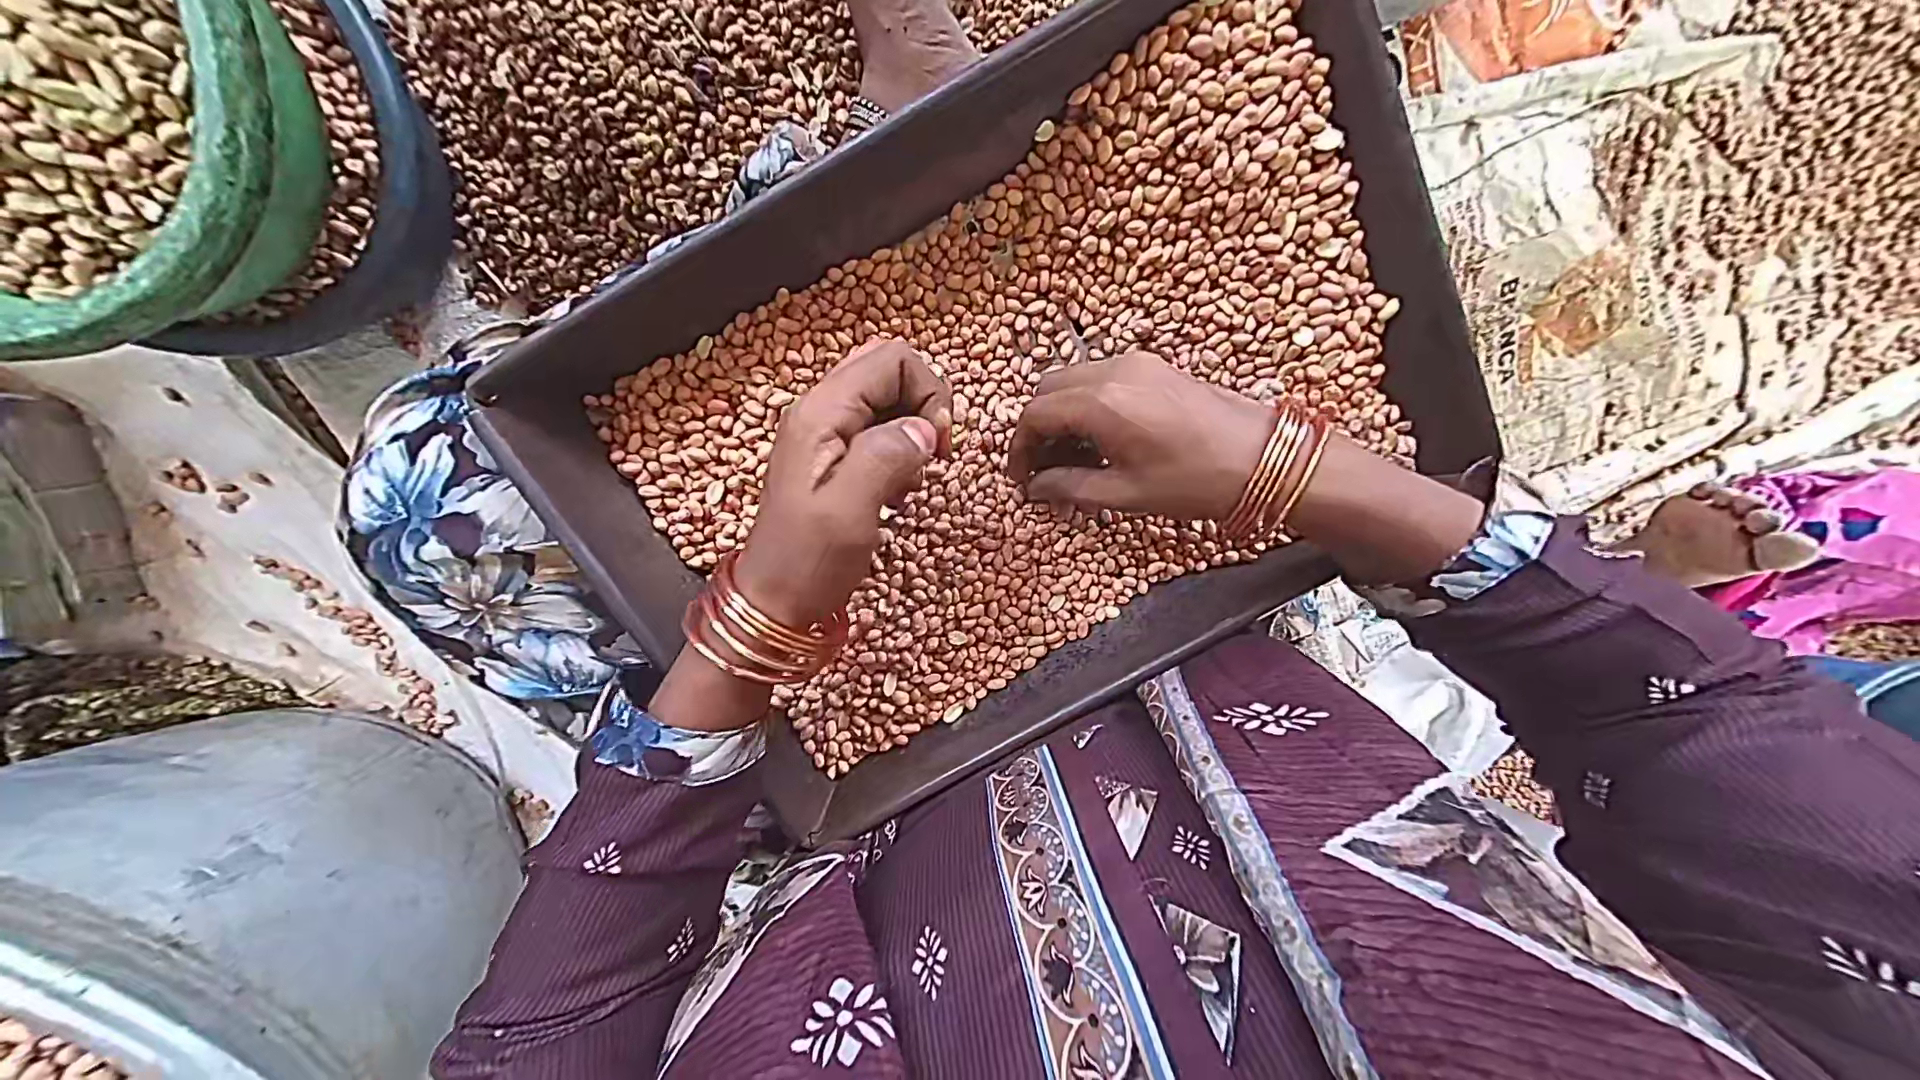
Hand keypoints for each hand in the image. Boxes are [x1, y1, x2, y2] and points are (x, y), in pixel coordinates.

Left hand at [733, 339, 952, 625]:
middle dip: (925, 405)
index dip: (930, 393)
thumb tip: (926, 429)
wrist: (774, 601)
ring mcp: (825, 434)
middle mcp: (821, 412)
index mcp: (822, 413)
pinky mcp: (832, 458)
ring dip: (914, 430)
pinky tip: (898, 489)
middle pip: (890, 371)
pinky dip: (900, 450)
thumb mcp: (849, 511)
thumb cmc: (807, 563)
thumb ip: (887, 457)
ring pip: (887, 400)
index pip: (893, 359)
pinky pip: (878, 431)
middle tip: (933, 454)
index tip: (938, 445)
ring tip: (912, 479)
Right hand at [1006, 351, 1272, 519]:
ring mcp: (1136, 364)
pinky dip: (1084, 404)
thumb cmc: (1198, 481)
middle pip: (1047, 390)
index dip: (1019, 447)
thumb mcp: (1126, 493)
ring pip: (1072, 380)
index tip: (1021, 477)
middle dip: (1036, 428)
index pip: (1035, 414)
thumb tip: (1037, 487)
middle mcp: (1113, 371)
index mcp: (1101, 403)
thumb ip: (1070, 486)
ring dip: (1060, 415)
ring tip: (1069, 458)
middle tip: (1041, 468)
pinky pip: (1099, 378)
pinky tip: (1097, 439)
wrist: (1268, 458)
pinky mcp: (1154, 366)